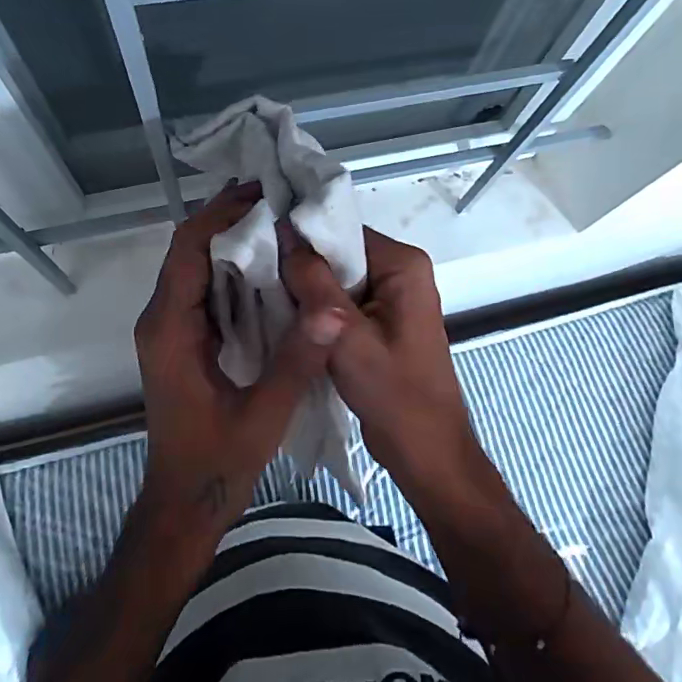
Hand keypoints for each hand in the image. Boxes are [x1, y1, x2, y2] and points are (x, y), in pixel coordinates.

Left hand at [134, 181, 338, 534]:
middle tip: (279, 198)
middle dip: (228, 217)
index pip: (189, 249)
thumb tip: (331, 309)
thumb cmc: (216, 462)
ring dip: (230, 237)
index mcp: (172, 328)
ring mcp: (169, 328)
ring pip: (194, 264)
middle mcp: (162, 318)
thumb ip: (296, 362)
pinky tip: (268, 265)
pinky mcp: (181, 338)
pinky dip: (231, 265)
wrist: (183, 503)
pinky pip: (202, 286)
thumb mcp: (264, 415)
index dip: (222, 214)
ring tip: (279, 220)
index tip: (264, 194)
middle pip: (188, 248)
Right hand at [280, 227, 482, 494]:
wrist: (425, 451)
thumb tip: (283, 235)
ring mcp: (390, 296)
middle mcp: (399, 270)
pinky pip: (341, 300)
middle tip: (255, 272)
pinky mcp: (378, 320)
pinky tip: (285, 315)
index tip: (260, 246)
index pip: (342, 231)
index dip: (302, 238)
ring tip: (263, 292)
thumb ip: (314, 284)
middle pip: (338, 252)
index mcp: (403, 264)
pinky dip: (316, 308)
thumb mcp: (346, 336)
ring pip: (336, 277)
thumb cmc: (394, 394)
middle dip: (301, 264)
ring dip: (305, 288)